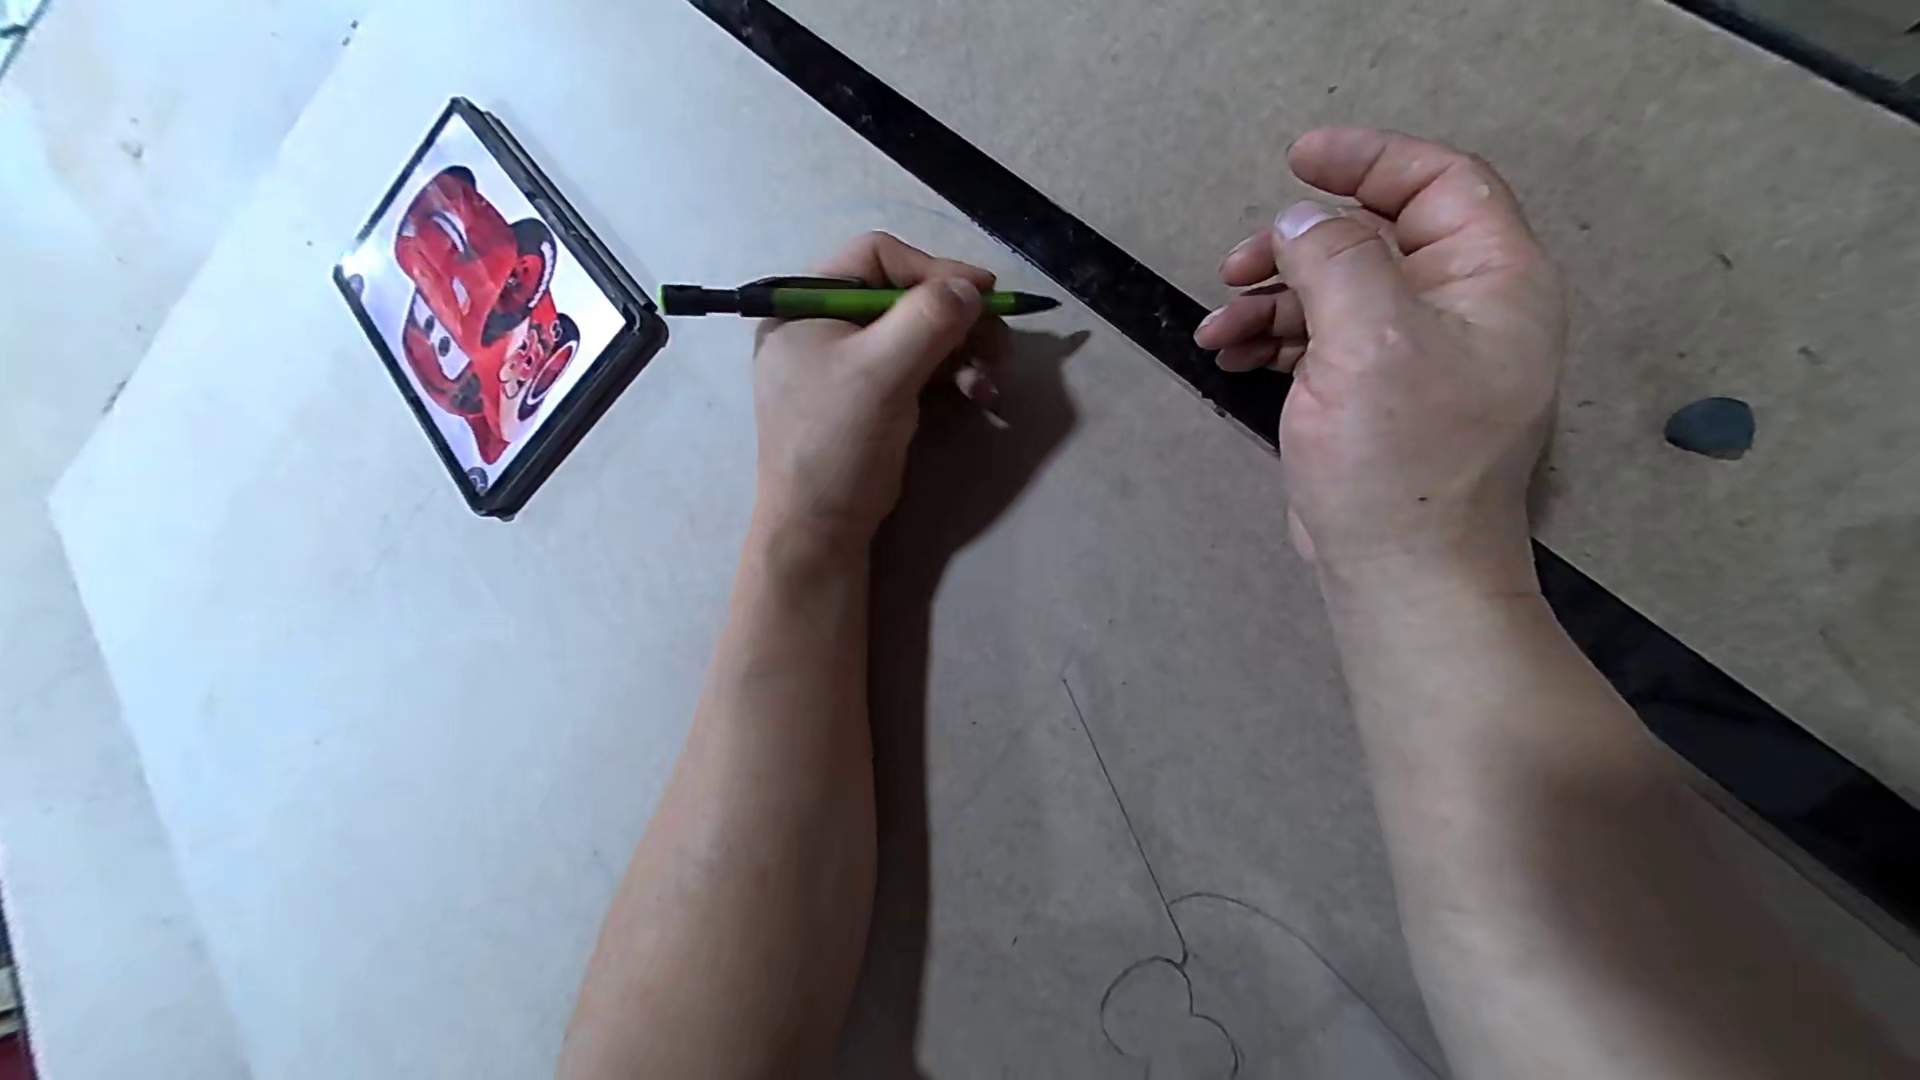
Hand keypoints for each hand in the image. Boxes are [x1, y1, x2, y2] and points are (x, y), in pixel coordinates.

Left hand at [751, 232, 1007, 551]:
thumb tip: (972, 288)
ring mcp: (850, 364)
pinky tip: (978, 393)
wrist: (821, 525)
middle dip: (957, 318)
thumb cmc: (838, 443)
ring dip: (962, 350)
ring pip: (918, 335)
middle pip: (904, 297)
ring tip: (993, 373)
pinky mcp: (872, 396)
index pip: (878, 258)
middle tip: (999, 340)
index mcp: (807, 305)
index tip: (984, 292)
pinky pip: (918, 369)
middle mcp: (827, 326)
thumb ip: (927, 320)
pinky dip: (951, 376)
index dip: (934, 269)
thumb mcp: (880, 374)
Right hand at [1195, 128, 1566, 599]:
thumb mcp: (1370, 342)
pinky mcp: (1361, 398)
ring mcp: (1402, 358)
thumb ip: (1336, 263)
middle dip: (1292, 251)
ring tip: (1214, 331)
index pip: (1437, 185)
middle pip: (1367, 245)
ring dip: (1266, 306)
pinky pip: (1313, 347)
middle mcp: (1450, 312)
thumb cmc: (1396, 456)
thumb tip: (1295, 220)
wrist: (1394, 564)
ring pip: (1328, 300)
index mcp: (1486, 281)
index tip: (1298, 157)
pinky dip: (1269, 344)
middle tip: (1231, 269)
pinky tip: (1229, 356)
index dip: (1370, 160)